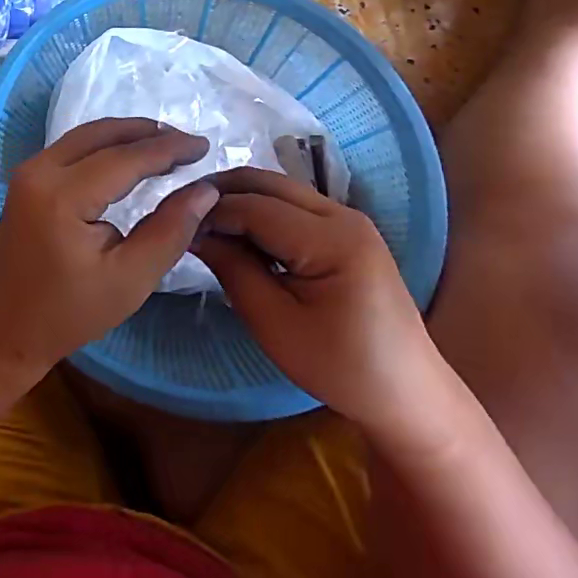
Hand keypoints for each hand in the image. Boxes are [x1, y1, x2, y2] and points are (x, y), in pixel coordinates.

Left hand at [0, 118, 218, 374]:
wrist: (3, 325)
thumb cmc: (67, 311)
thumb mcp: (129, 279)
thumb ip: (169, 230)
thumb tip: (205, 190)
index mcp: (61, 195)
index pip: (124, 158)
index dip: (168, 148)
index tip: (206, 146)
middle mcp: (38, 172)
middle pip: (98, 135)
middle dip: (146, 132)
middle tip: (189, 142)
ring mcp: (26, 173)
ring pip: (81, 138)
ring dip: (123, 136)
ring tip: (166, 144)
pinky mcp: (24, 182)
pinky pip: (68, 150)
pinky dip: (101, 147)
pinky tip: (127, 158)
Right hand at [193, 167, 443, 433]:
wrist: (407, 396)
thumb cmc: (339, 365)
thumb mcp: (271, 320)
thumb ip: (230, 266)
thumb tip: (189, 230)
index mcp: (332, 240)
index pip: (251, 206)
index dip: (206, 211)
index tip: (170, 226)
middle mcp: (344, 216)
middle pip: (264, 182)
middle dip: (216, 192)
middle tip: (178, 215)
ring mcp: (348, 221)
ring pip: (275, 188)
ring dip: (234, 198)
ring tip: (199, 223)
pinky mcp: (345, 232)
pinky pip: (289, 204)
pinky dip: (254, 209)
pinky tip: (233, 232)